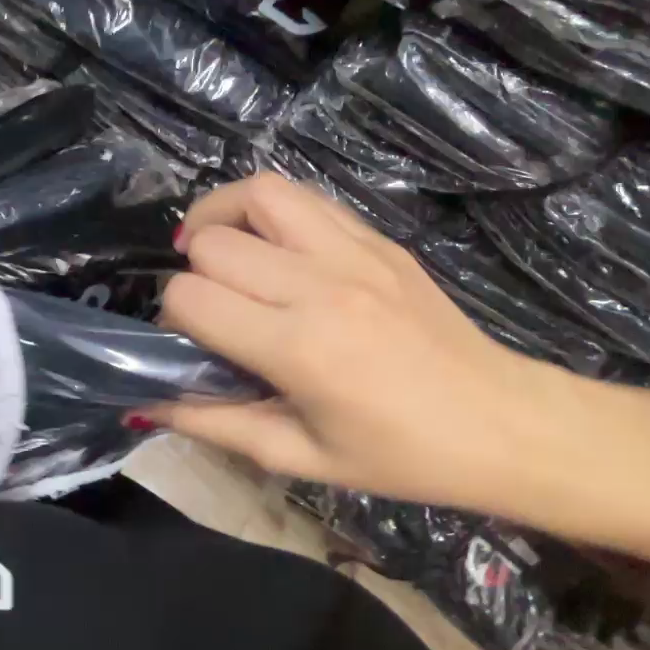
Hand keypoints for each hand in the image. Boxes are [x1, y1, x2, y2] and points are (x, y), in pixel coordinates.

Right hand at [133, 173, 566, 509]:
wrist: (507, 425)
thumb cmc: (401, 456)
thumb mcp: (298, 457)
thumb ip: (211, 423)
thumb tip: (143, 403)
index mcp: (299, 348)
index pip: (190, 296)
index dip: (173, 317)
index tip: (193, 342)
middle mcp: (320, 286)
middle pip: (211, 242)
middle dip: (192, 272)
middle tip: (212, 305)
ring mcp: (353, 252)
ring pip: (257, 191)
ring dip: (221, 215)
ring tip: (219, 246)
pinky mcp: (376, 237)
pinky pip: (302, 195)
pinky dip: (267, 209)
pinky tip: (269, 243)